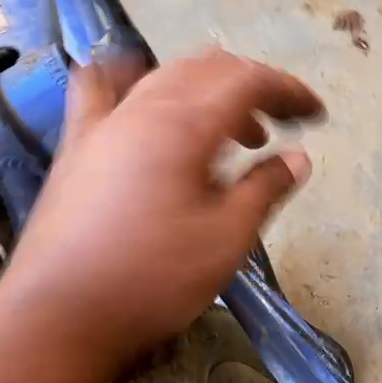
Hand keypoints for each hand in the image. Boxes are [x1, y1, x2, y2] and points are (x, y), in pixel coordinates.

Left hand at [0, 48, 323, 362]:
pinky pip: (105, 90)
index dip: (288, 90)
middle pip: (205, 70)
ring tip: (233, 130)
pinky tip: (144, 95)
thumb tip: (298, 158)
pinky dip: (137, 82)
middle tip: (282, 124)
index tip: (317, 114)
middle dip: (253, 87)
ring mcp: (101, 123)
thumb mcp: (226, 241)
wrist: (64, 312)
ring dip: (207, 90)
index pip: (246, 82)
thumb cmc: (155, 280)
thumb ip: (264, 191)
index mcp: (183, 127)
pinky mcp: (77, 146)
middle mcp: (141, 109)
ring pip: (162, 77)